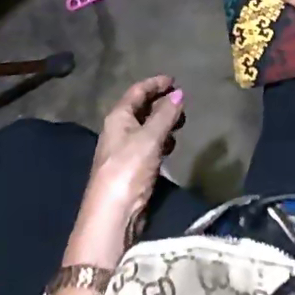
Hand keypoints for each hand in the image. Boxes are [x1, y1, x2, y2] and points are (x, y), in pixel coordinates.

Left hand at [64, 76, 184, 267]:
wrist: (113, 214)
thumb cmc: (128, 168)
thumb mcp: (149, 138)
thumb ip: (165, 116)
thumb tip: (179, 93)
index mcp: (117, 116)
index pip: (137, 91)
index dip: (155, 84)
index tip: (174, 80)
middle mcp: (118, 129)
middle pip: (141, 108)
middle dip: (161, 103)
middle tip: (182, 102)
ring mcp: (124, 150)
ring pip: (146, 128)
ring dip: (162, 122)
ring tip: (181, 122)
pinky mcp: (132, 169)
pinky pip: (148, 146)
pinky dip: (161, 141)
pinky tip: (171, 145)